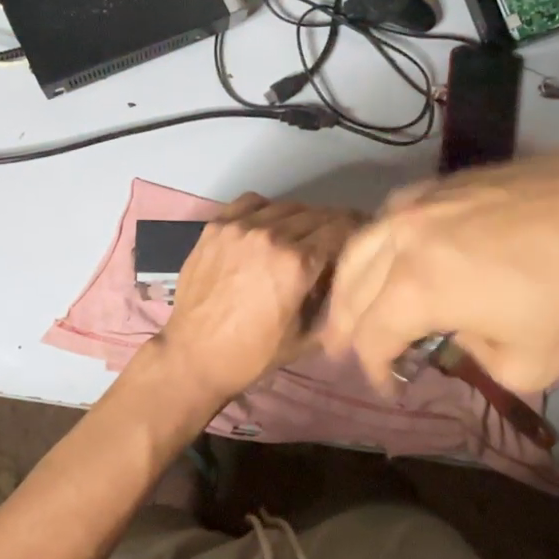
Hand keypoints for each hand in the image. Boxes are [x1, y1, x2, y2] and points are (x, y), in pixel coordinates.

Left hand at [155, 193, 362, 400]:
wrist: (195, 355)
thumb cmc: (255, 354)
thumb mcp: (309, 337)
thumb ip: (335, 301)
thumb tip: (350, 275)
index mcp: (297, 263)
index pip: (341, 229)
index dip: (358, 230)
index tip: (363, 236)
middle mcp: (271, 236)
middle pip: (317, 215)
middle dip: (334, 225)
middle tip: (339, 238)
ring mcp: (240, 227)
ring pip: (287, 206)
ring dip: (303, 218)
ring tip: (304, 235)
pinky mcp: (216, 226)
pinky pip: (251, 202)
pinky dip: (267, 210)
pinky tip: (269, 226)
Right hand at [320, 141, 558, 393]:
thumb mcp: (530, 363)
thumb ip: (475, 357)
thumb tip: (459, 331)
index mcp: (416, 288)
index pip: (374, 336)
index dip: (377, 370)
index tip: (391, 388)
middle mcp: (405, 238)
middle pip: (354, 286)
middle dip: (347, 326)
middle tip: (342, 351)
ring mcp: (425, 200)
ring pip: (364, 242)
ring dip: (352, 280)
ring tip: (352, 304)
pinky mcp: (450, 180)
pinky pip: (393, 215)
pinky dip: (380, 243)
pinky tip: (392, 253)